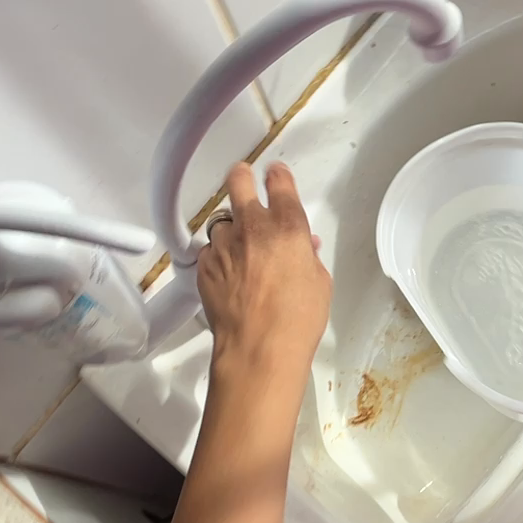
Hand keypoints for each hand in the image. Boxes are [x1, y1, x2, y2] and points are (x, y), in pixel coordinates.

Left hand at [197, 162, 330, 375]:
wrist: (259, 349)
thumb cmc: (296, 320)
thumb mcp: (319, 283)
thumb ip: (308, 256)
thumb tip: (303, 248)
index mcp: (288, 227)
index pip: (280, 183)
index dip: (278, 175)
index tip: (275, 173)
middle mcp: (253, 227)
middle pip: (238, 182)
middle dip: (241, 176)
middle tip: (243, 178)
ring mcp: (223, 245)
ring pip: (221, 221)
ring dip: (231, 228)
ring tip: (238, 246)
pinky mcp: (204, 266)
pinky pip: (209, 251)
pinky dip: (218, 256)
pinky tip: (228, 272)